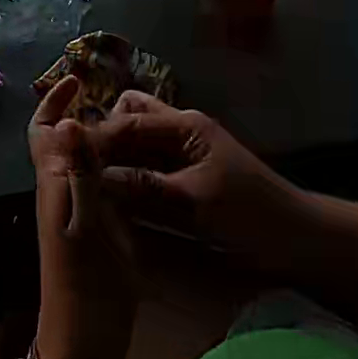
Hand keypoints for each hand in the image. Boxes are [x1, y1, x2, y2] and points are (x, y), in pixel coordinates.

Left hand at [31, 76, 136, 358]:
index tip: (76, 79)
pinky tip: (142, 155)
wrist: (88, 334)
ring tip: (133, 115)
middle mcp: (63, 187)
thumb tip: (72, 120)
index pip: (45, 131)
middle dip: (82, 110)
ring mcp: (82, 205)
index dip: (54, 102)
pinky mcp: (101, 221)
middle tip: (115, 93)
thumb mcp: (83, 223)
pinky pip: (105, 176)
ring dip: (102, 131)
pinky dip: (118, 157)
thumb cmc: (82, 279)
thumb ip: (79, 172)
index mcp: (53, 181)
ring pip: (85, 156)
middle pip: (65, 138)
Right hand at [93, 92, 296, 249]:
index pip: (129, 121)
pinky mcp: (185, 179)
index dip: (97, 136)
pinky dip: (129, 177)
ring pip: (137, 144)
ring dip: (115, 157)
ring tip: (84, 181)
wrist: (292, 237)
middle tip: (74, 167)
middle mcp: (180, 131)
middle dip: (104, 138)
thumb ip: (144, 187)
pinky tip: (111, 197)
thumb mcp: (194, 201)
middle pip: (131, 120)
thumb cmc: (247, 212)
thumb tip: (94, 178)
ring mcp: (183, 154)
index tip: (65, 154)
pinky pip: (148, 169)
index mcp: (184, 126)